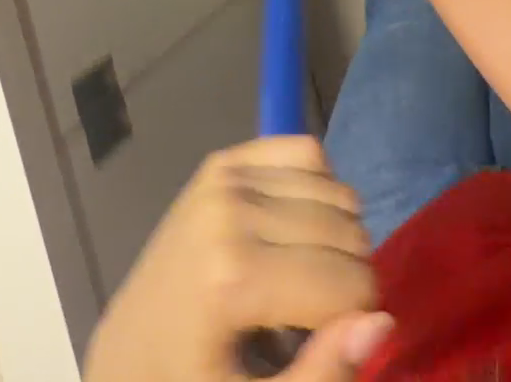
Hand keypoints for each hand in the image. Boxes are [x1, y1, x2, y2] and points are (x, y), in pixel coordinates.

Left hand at [82, 137, 390, 381]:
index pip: (349, 284)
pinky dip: (319, 186)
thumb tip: (383, 320)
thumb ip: (324, 371)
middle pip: (349, 235)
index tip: (324, 340)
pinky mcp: (223, 162)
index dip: (354, 321)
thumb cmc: (192, 381)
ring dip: (337, 236)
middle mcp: (233, 212)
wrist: (126, 352)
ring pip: (338, 193)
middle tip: (315, 310)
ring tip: (303, 269)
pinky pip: (307, 152)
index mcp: (234, 277)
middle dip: (348, 278)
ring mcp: (226, 179)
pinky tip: (296, 224)